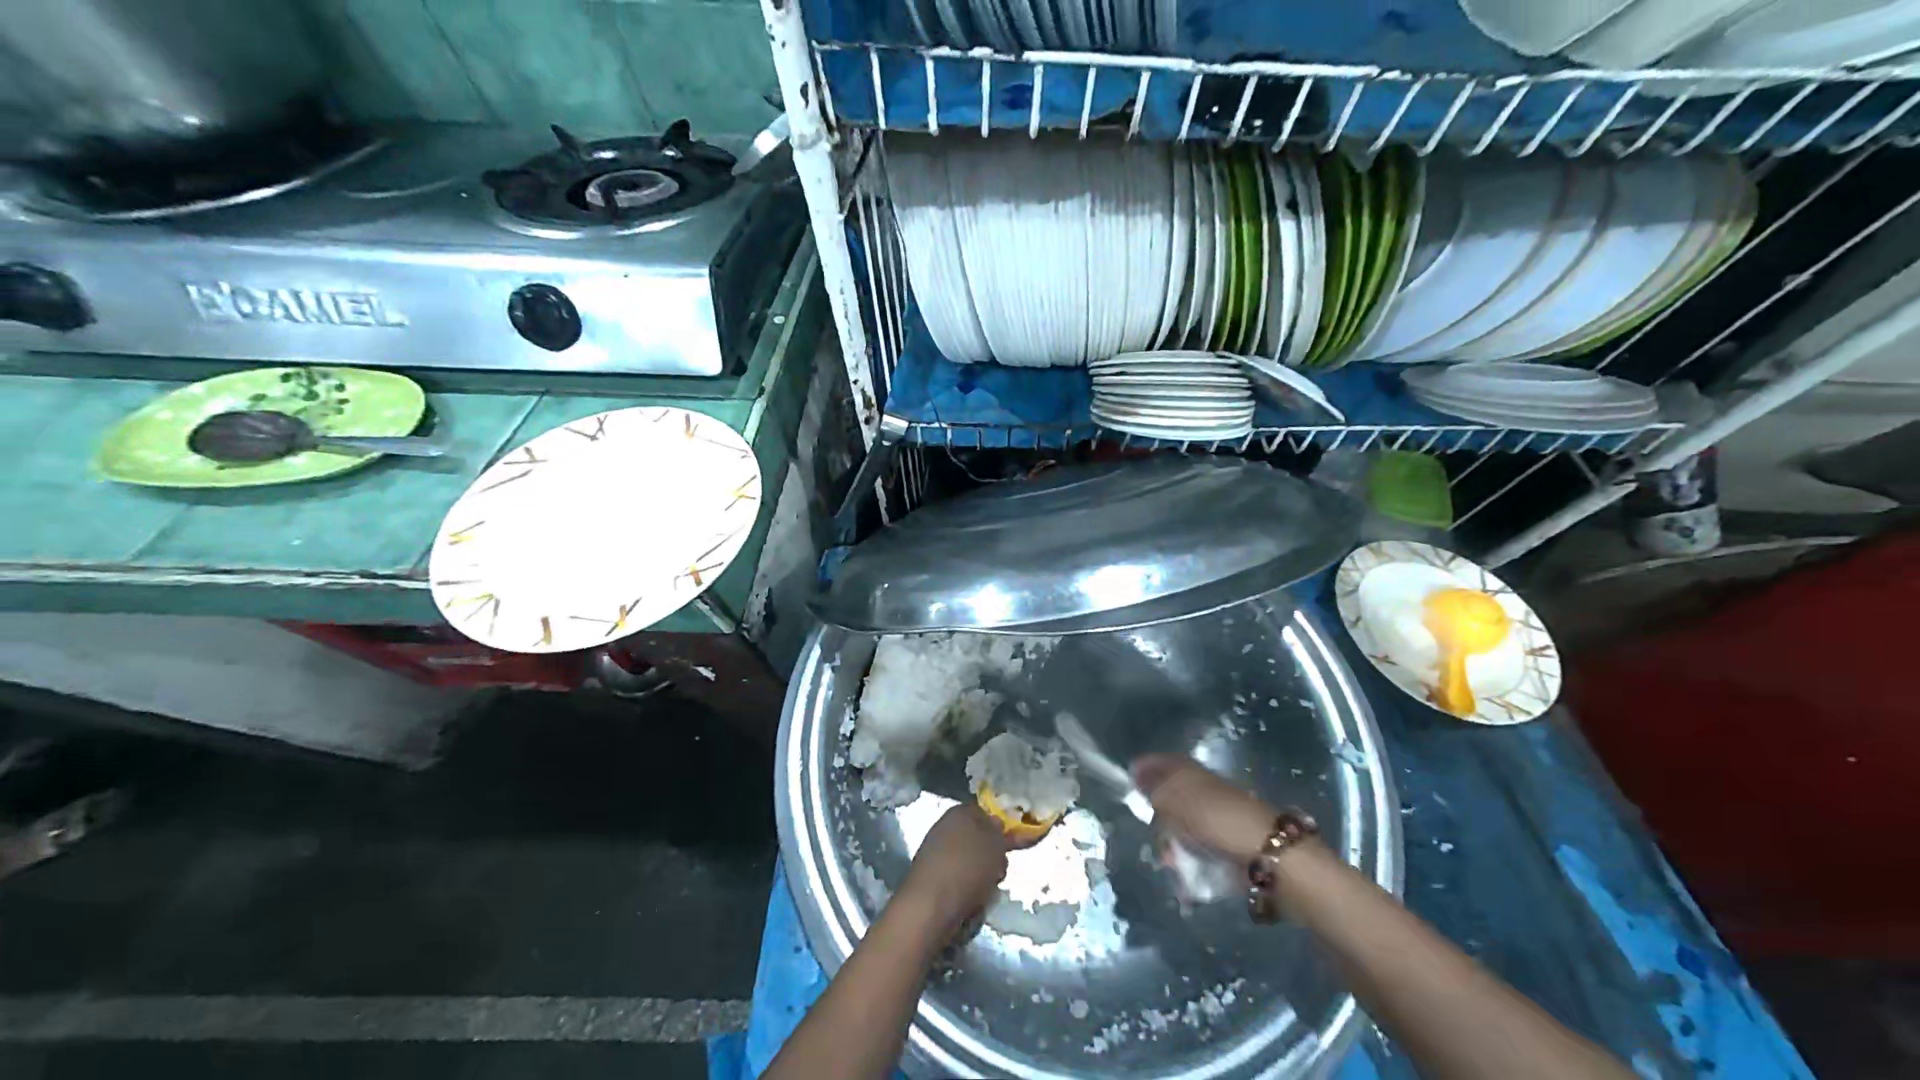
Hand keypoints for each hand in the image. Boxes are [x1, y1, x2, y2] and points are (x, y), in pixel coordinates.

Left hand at [901, 804, 1010, 930]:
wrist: (932, 904)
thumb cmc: (968, 867)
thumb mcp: (996, 844)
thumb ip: (999, 830)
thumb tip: (995, 823)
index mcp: (960, 812)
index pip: (985, 812)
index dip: (1000, 827)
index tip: (1012, 844)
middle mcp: (946, 827)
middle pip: (979, 837)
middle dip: (992, 853)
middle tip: (1000, 868)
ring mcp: (936, 852)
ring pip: (971, 859)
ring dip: (983, 872)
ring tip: (988, 887)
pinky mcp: (932, 876)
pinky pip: (959, 876)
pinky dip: (968, 886)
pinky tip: (973, 898)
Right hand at [1131, 754, 1278, 862]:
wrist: (1268, 854)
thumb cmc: (1215, 819)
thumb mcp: (1176, 798)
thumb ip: (1154, 787)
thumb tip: (1136, 771)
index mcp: (1191, 772)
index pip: (1162, 762)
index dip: (1145, 768)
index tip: (1129, 783)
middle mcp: (1204, 789)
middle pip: (1170, 797)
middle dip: (1158, 817)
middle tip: (1154, 833)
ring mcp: (1217, 816)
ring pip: (1183, 826)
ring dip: (1173, 843)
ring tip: (1172, 862)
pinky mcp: (1228, 842)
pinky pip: (1199, 848)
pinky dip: (1189, 859)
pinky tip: (1185, 874)